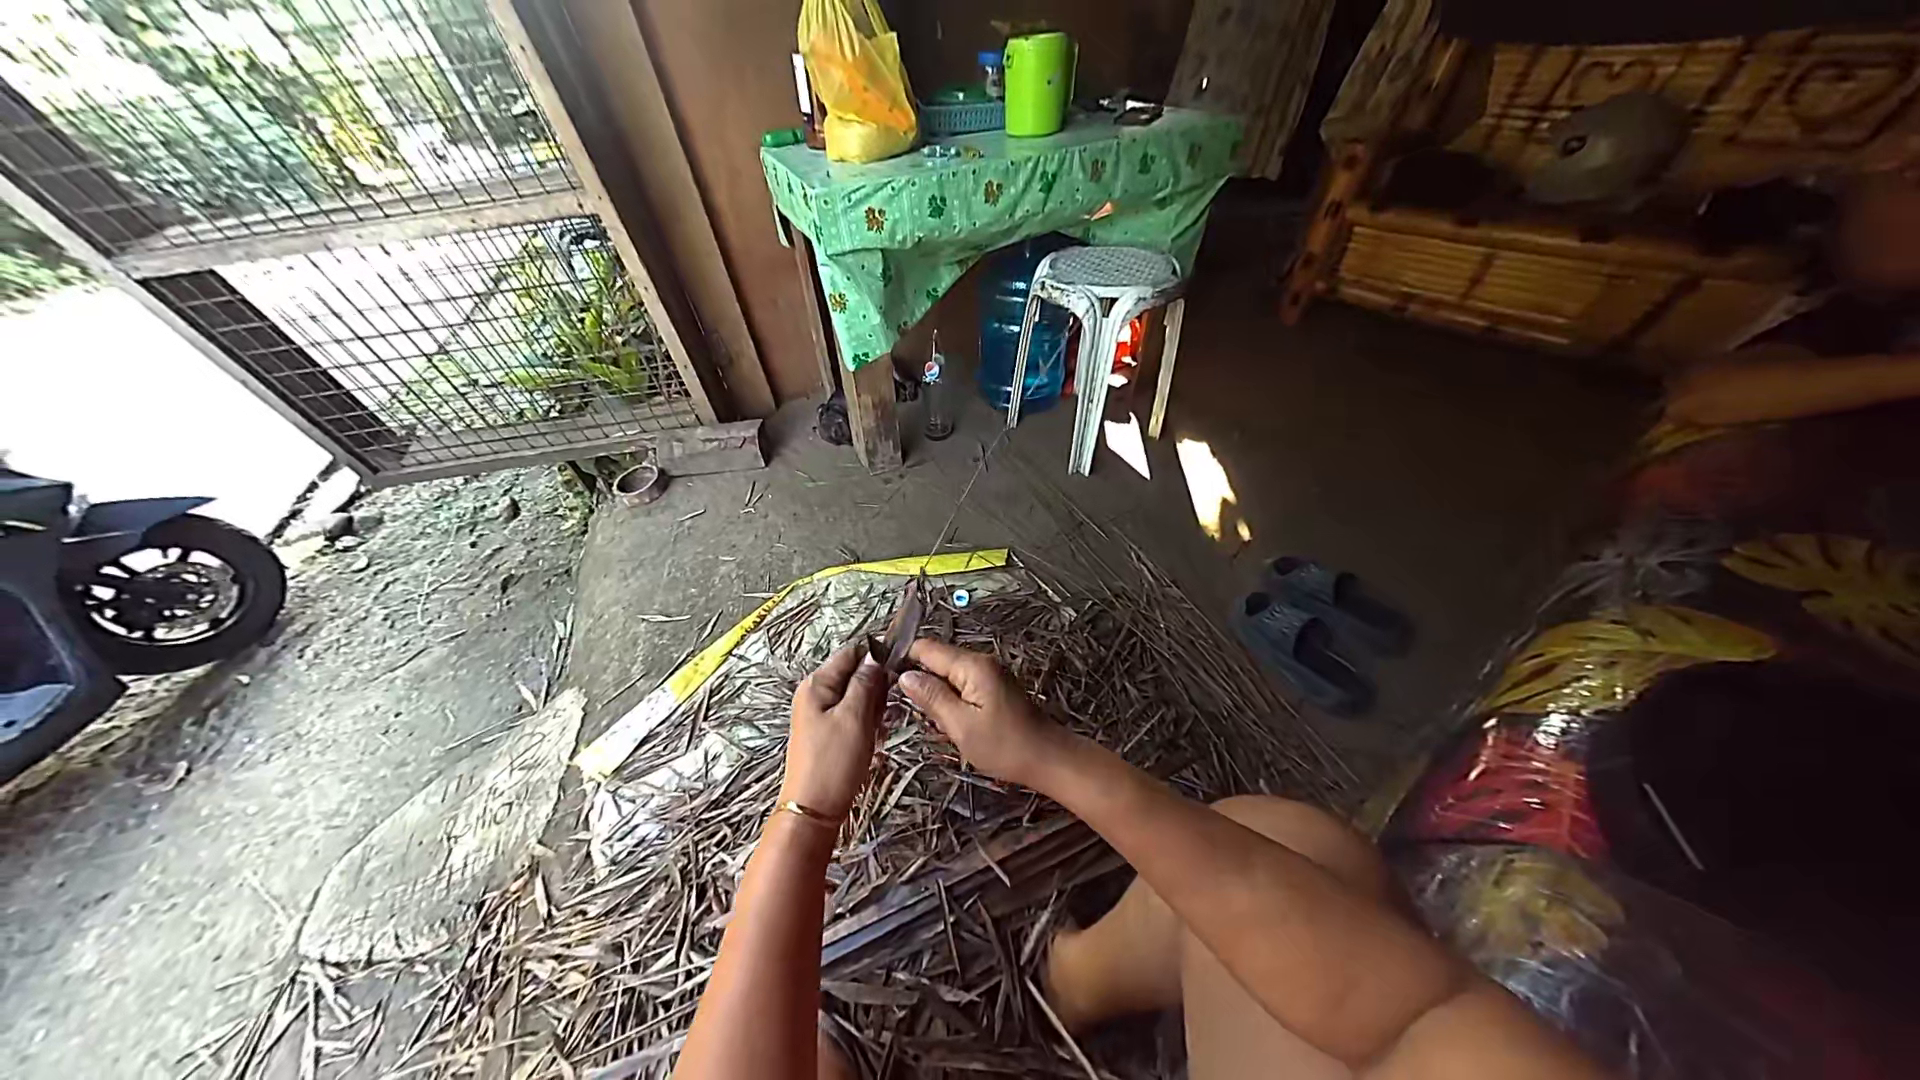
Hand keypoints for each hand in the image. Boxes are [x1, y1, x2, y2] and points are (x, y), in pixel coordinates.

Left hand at [781, 643, 887, 819]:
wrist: (814, 811)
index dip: (876, 658)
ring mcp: (820, 714)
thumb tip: (875, 655)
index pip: (852, 653)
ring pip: (857, 696)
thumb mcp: (854, 716)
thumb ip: (865, 682)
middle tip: (883, 710)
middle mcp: (815, 694)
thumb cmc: (833, 763)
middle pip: (855, 674)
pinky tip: (871, 738)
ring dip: (873, 708)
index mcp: (817, 684)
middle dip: (876, 688)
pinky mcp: (828, 732)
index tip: (897, 673)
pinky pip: (854, 716)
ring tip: (876, 728)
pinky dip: (866, 723)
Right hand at [898, 639, 1067, 787]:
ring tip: (919, 714)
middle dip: (917, 677)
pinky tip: (944, 718)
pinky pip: (961, 684)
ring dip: (933, 690)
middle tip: (896, 702)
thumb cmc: (1004, 745)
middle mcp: (980, 662)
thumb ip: (931, 697)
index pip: (927, 648)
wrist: (1047, 758)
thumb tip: (904, 675)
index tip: (881, 674)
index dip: (902, 657)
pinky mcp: (993, 687)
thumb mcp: (960, 725)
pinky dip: (948, 697)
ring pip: (948, 673)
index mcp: (972, 666)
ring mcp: (989, 673)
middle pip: (937, 659)